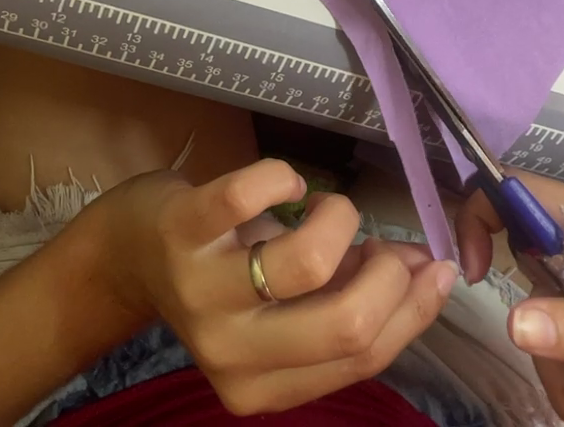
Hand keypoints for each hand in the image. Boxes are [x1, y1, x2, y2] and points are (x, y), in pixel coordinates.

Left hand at [78, 158, 457, 414]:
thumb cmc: (221, 277)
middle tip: (377, 238)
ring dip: (339, 218)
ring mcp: (204, 292)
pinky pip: (248, 195)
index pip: (363, 355)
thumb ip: (350, 294)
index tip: (434, 266)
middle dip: (387, 272)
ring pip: (308, 261)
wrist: (128, 252)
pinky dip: (282, 178)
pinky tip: (283, 182)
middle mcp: (232, 353)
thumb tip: (426, 269)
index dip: (412, 308)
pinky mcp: (183, 229)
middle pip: (345, 322)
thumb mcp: (285, 304)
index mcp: (264, 385)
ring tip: (326, 206)